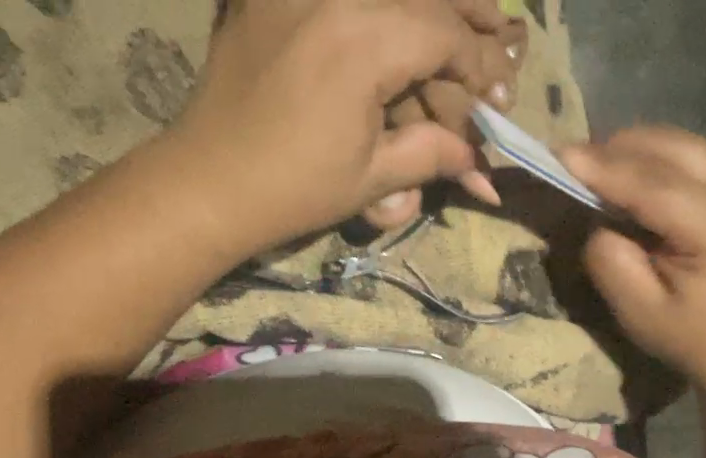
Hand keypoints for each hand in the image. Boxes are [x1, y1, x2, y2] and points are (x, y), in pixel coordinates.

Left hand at [171, 0, 498, 246]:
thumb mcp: (369, 177)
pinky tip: (393, 32)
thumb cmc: (290, 190)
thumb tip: (477, 156)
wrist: (205, 185)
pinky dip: (375, 15)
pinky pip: (343, 2)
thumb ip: (430, 153)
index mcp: (365, 38)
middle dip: (467, 21)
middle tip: (501, 43)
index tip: (499, 97)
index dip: (480, 66)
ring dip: (423, 13)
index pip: (445, 35)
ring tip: (450, 40)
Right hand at [561, 128, 705, 387]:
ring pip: (679, 144)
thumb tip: (595, 225)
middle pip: (668, 148)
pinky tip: (626, 173)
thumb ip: (612, 264)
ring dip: (634, 148)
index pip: (649, 182)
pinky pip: (688, 156)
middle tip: (571, 161)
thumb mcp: (641, 313)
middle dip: (616, 148)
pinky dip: (651, 156)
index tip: (558, 154)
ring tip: (593, 164)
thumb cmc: (694, 337)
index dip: (602, 167)